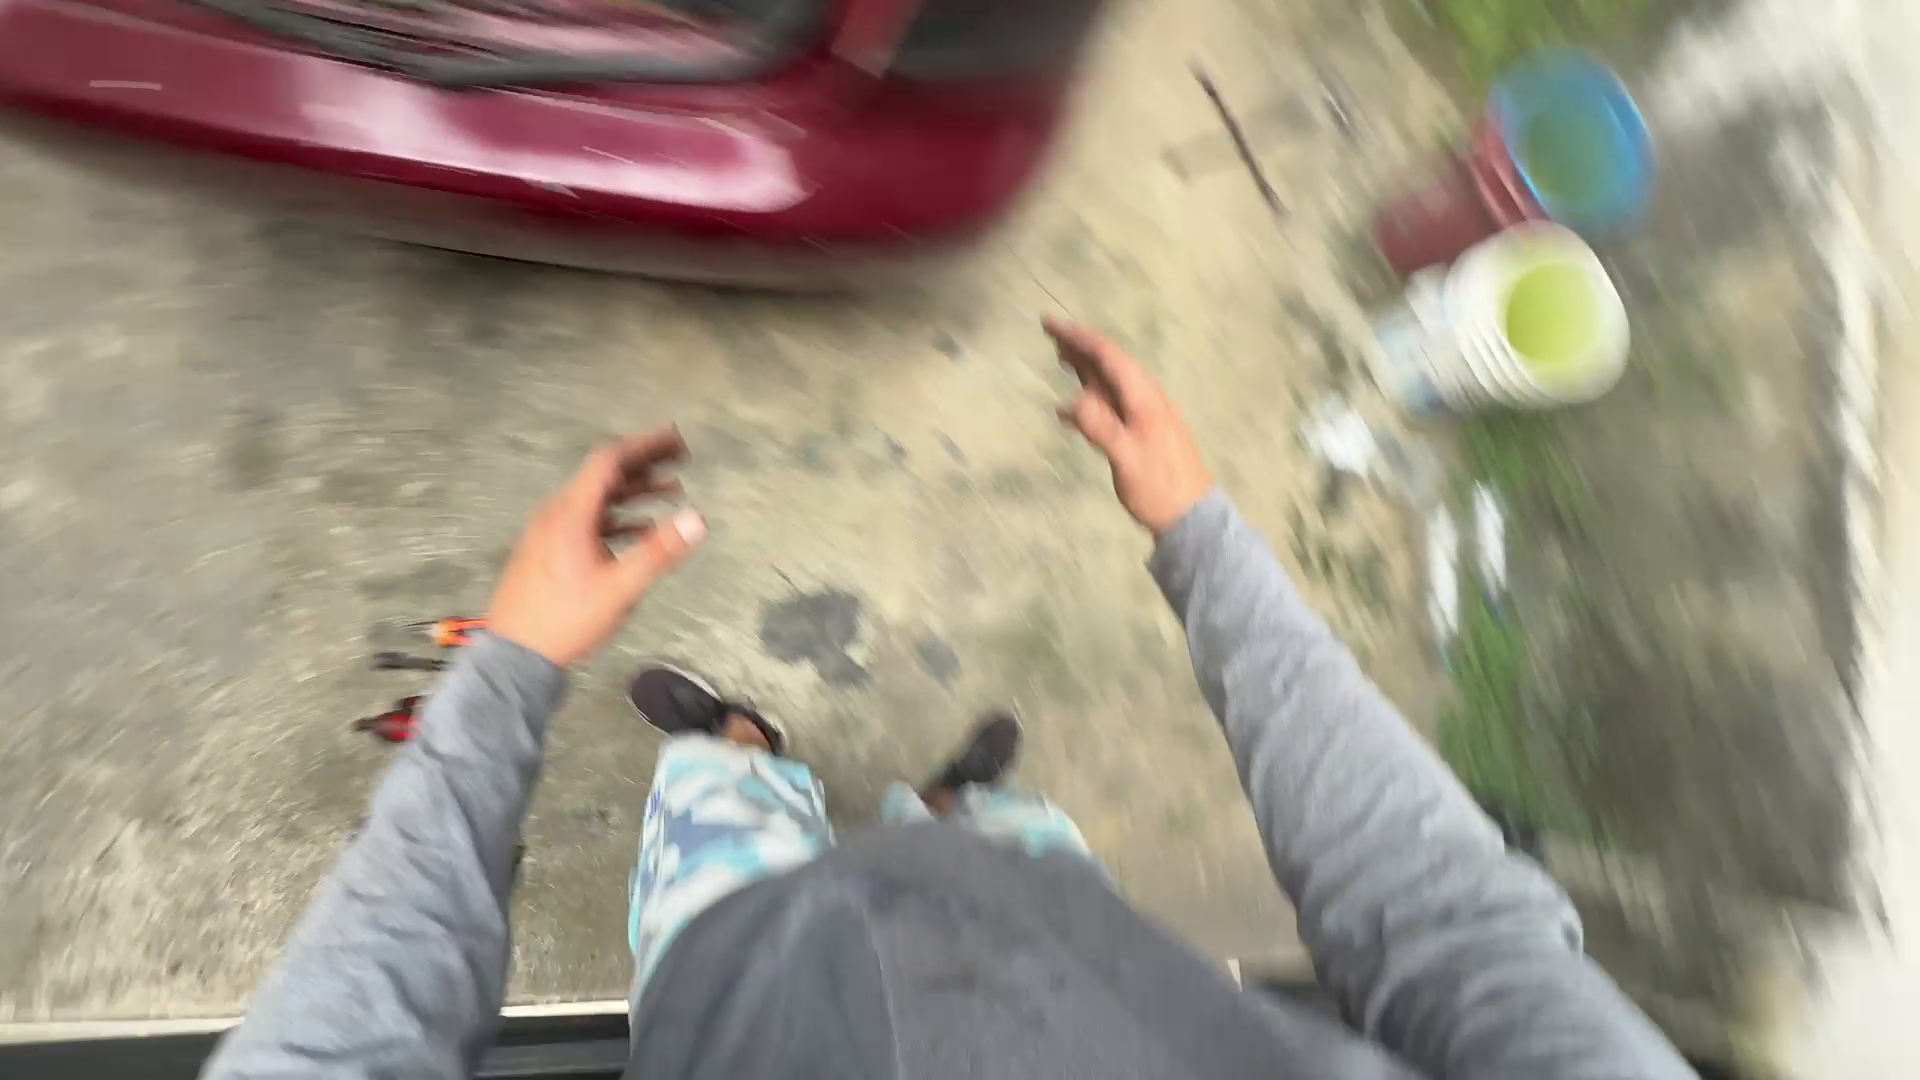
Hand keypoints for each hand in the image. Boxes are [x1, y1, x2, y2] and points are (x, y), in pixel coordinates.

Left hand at [488, 430, 705, 667]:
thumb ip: (659, 551)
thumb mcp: (619, 588)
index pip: (609, 461)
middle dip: (644, 462)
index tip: (676, 439)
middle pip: (604, 474)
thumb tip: (697, 519)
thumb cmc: (567, 619)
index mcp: (571, 514)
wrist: (515, 654)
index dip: (645, 445)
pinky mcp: (550, 549)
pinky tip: (642, 527)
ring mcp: (551, 531)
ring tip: (672, 489)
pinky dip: (620, 515)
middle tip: (680, 456)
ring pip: (598, 497)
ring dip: (635, 490)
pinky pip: (590, 519)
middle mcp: (557, 513)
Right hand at [1047, 316, 1212, 535]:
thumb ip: (1103, 429)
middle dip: (1080, 346)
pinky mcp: (1139, 431)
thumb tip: (1074, 402)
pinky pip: (1111, 404)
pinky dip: (1089, 398)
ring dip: (1085, 367)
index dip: (1080, 338)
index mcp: (1142, 399)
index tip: (1051, 325)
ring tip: (1059, 356)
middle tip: (1048, 333)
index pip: (1109, 356)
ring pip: (1110, 382)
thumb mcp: (1127, 460)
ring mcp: (1142, 415)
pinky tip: (1071, 409)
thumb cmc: (1158, 487)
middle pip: (1110, 363)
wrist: (1189, 515)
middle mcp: (1143, 399)